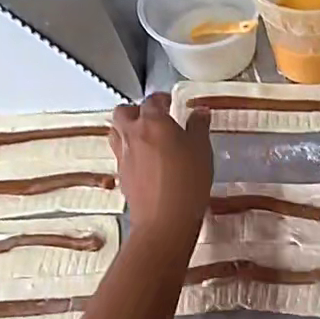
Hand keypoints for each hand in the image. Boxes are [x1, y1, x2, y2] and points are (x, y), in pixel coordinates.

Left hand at [110, 93, 213, 245]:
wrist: (165, 219)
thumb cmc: (187, 181)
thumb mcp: (202, 149)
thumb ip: (199, 126)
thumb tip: (200, 112)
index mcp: (153, 122)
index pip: (153, 100)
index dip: (163, 99)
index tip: (172, 102)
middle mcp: (133, 134)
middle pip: (124, 111)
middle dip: (137, 110)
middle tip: (155, 117)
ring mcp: (123, 155)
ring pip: (117, 131)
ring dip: (128, 128)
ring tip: (147, 136)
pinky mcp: (122, 174)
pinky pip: (121, 153)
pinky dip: (131, 150)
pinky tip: (147, 160)